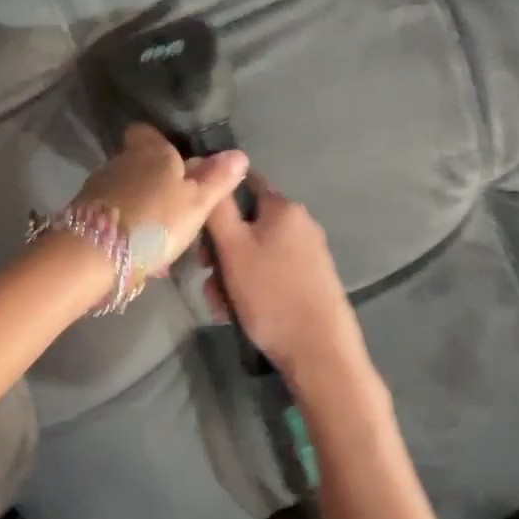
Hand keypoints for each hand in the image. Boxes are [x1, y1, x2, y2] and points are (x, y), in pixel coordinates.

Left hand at [73, 125, 248, 269]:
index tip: (179, 163)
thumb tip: (239, 153)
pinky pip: (113, 211)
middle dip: (155, 180)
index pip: (147, 131)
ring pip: (126, 188)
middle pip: (139, 161)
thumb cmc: (155, 220)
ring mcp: (100, 185)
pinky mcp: (85, 211)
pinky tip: (139, 247)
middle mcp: (121, 159)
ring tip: (160, 233)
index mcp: (150, 150)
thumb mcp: (197, 202)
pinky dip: (126, 224)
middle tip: (177, 206)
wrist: (94, 252)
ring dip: (141, 204)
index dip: (161, 143)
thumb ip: (217, 178)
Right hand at [205, 175, 365, 375]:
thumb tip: (206, 164)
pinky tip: (240, 312)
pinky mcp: (313, 281)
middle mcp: (301, 223)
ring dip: (232, 273)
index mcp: (284, 207)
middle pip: (246, 223)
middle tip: (207, 277)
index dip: (215, 202)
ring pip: (256, 252)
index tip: (198, 229)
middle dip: (220, 249)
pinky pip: (272, 272)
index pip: (242, 184)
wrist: (321, 354)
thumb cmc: (271, 295)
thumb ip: (218, 206)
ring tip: (221, 303)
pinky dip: (252, 287)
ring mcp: (310, 253)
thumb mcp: (233, 248)